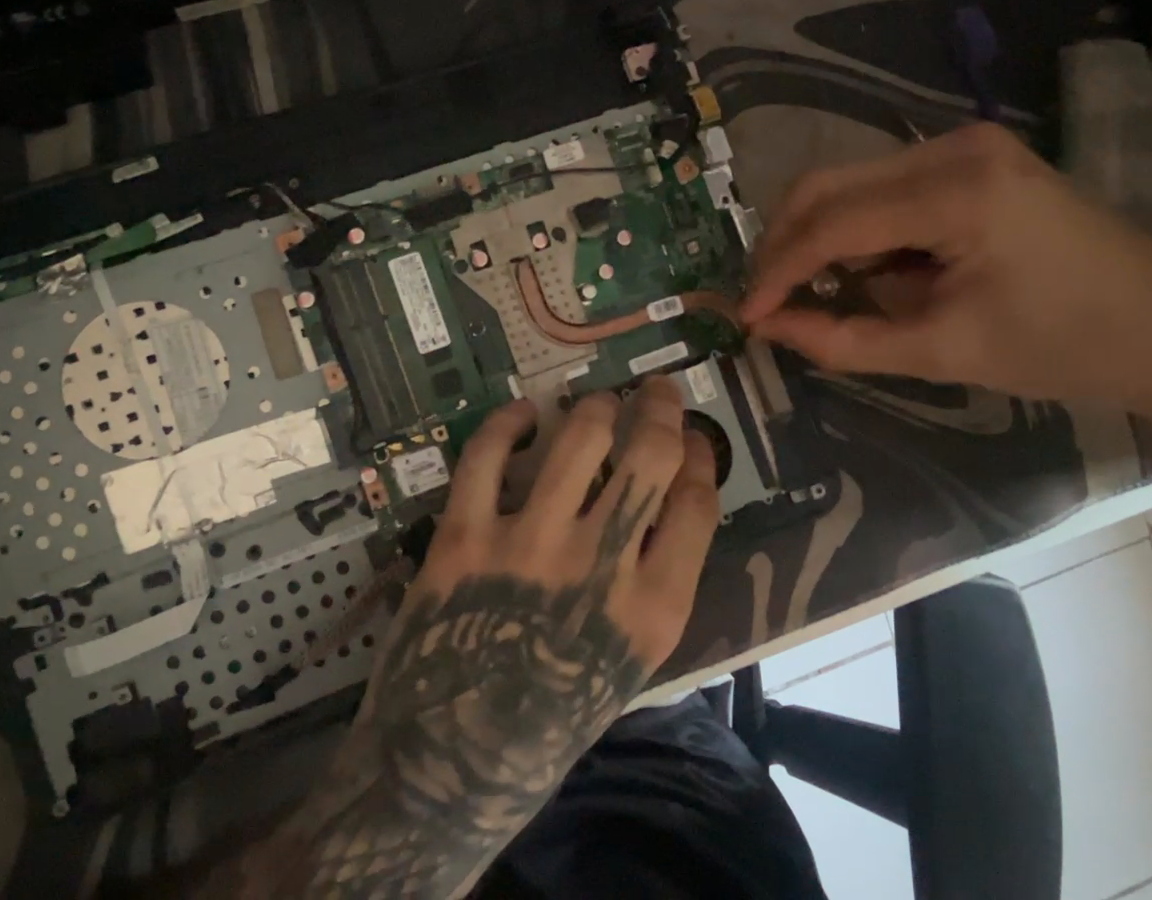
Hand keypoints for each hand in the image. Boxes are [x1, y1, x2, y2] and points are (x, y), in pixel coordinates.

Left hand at [223, 379, 718, 896]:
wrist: (450, 762)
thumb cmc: (549, 717)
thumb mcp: (627, 662)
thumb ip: (653, 585)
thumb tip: (665, 501)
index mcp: (654, 609)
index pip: (699, 502)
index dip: (701, 455)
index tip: (694, 437)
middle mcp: (600, 567)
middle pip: (649, 455)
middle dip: (658, 408)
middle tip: (653, 391)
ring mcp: (528, 546)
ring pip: (577, 439)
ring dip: (592, 408)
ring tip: (595, 401)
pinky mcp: (462, 536)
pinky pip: (488, 455)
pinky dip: (509, 422)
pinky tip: (524, 413)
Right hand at [741, 123, 1151, 432]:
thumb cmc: (1061, 348)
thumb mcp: (941, 353)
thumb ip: (842, 339)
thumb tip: (767, 327)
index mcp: (957, 191)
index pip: (830, 223)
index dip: (775, 271)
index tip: (744, 317)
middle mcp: (954, 148)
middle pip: (826, 186)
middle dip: (782, 246)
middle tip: (763, 302)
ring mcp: (964, 146)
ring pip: (846, 184)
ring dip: (814, 238)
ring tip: (803, 295)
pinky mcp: (970, 160)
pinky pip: (879, 189)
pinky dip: (852, 232)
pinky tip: (854, 274)